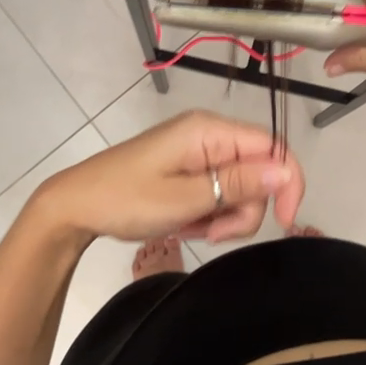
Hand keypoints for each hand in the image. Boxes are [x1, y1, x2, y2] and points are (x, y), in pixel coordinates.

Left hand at [30, 111, 306, 244]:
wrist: (77, 206)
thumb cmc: (127, 199)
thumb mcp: (185, 199)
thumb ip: (237, 184)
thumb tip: (286, 172)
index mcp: (209, 131)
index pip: (273, 148)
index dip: (288, 184)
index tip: (285, 223)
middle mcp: (208, 135)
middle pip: (258, 173)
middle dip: (243, 210)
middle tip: (210, 233)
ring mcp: (197, 152)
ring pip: (239, 188)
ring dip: (223, 217)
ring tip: (189, 228)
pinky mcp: (187, 169)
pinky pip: (217, 192)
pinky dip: (208, 214)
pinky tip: (183, 224)